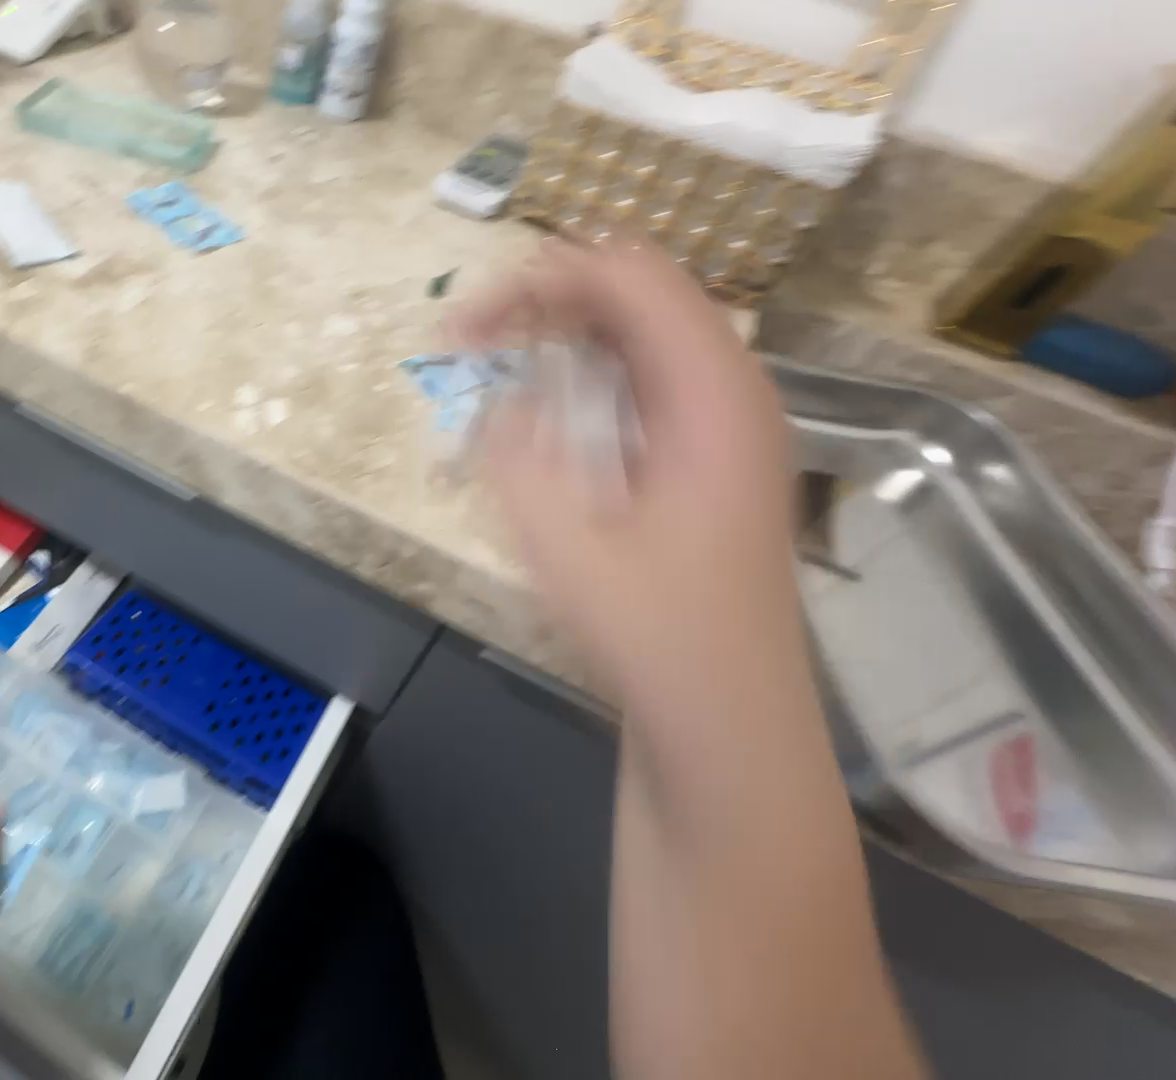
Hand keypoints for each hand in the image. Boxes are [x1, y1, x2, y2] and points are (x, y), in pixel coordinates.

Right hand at [450, 238, 802, 703]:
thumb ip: (517, 453)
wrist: (724, 718)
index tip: (462, 329)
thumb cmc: (655, 636)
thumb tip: (496, 395)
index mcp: (714, 394)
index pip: (628, 278)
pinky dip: (577, 383)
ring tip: (487, 372)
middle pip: (633, 297)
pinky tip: (535, 422)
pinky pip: (636, 388)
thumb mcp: (567, 544)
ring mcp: (718, 427)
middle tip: (464, 347)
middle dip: (541, 304)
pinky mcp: (699, 461)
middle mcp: (728, 392)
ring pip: (634, 341)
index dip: (538, 282)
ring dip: (556, 342)